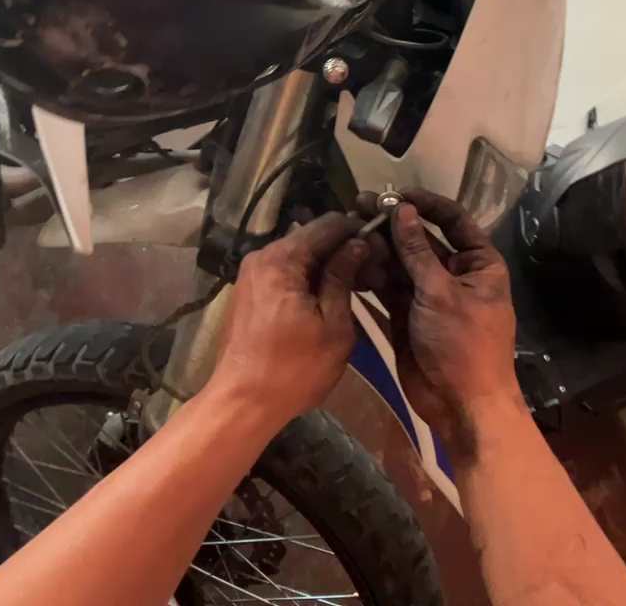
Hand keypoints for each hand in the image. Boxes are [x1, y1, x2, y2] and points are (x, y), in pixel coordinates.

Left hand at [208, 213, 367, 425]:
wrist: (242, 401)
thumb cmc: (294, 369)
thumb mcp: (333, 326)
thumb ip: (342, 278)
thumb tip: (358, 244)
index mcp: (282, 258)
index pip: (328, 225)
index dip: (359, 231)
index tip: (383, 247)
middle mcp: (262, 255)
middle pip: (312, 238)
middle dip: (344, 249)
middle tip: (376, 272)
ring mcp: (252, 271)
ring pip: (299, 255)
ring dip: (327, 265)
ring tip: (359, 285)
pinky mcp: (250, 289)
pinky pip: (285, 271)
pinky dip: (308, 277)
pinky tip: (330, 295)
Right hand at [360, 189, 520, 452]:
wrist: (461, 405)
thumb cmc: (464, 344)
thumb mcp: (440, 293)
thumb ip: (417, 250)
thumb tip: (402, 210)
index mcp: (478, 264)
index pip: (453, 220)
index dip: (426, 203)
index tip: (396, 193)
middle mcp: (454, 272)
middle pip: (421, 238)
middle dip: (392, 222)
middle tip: (360, 203)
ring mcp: (429, 292)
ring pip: (400, 260)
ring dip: (378, 244)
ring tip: (349, 226)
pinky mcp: (407, 311)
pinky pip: (388, 283)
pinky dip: (371, 270)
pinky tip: (350, 256)